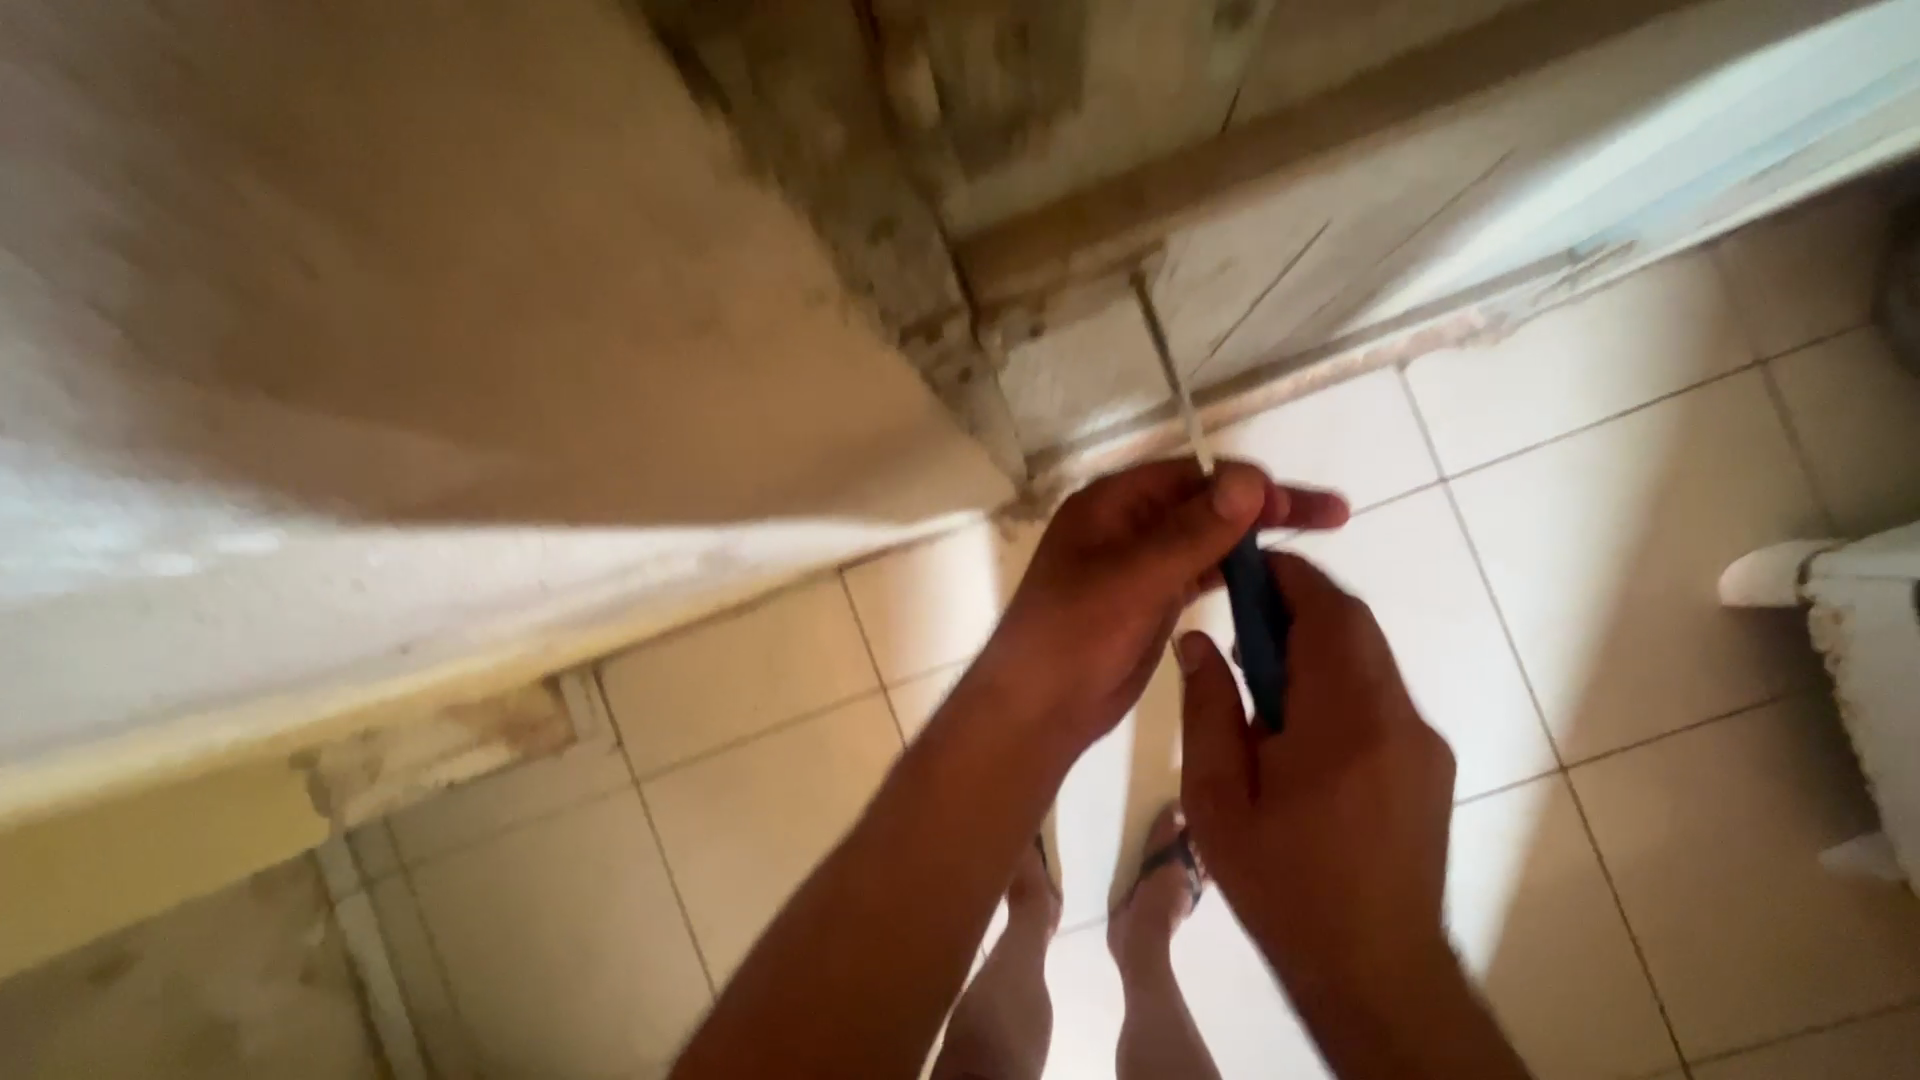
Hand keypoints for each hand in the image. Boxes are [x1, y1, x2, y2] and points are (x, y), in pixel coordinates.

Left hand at [968, 459, 1347, 751]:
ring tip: (1317, 541)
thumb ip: (1192, 532)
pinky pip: (1200, 573)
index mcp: (1111, 505)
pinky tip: (1271, 579)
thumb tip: (1249, 477)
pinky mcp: (1151, 599)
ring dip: (1254, 540)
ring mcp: (1139, 563)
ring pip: (1206, 539)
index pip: (1192, 477)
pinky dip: (1234, 573)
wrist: (1038, 708)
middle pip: (1205, 504)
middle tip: (1333, 516)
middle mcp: (1126, 525)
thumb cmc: (1073, 636)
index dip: (1247, 485)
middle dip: (1264, 508)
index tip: (1301, 506)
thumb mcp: (1133, 580)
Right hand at [1177, 553, 1457, 992]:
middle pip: (1354, 628)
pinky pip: (1378, 698)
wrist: (1374, 973)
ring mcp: (1422, 744)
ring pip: (1367, 661)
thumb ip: (1208, 709)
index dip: (1287, 576)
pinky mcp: (1428, 767)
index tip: (1242, 567)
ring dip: (1314, 647)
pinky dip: (1334, 683)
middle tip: (1237, 625)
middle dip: (1296, 607)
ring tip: (1257, 682)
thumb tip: (1197, 640)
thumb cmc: (1282, 885)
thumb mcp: (1216, 799)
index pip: (1328, 612)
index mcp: (1346, 722)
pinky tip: (1294, 729)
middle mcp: (1399, 720)